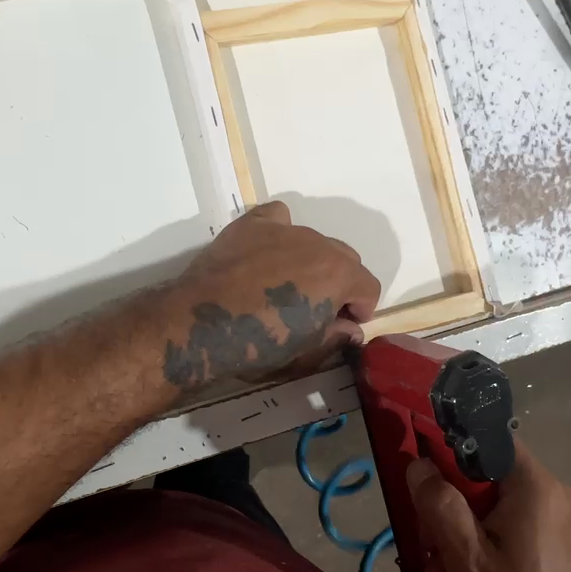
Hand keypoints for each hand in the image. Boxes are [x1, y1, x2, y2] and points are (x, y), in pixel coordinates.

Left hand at [160, 201, 380, 393]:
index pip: (368, 287)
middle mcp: (317, 243)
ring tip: (284, 286)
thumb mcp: (307, 353)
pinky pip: (277, 218)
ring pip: (312, 241)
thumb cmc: (260, 345)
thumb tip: (350, 330)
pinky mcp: (251, 225)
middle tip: (314, 309)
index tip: (342, 325)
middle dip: (338, 284)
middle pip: (344, 259)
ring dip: (309, 261)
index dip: (360, 309)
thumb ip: (336, 337)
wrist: (202, 324)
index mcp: (339, 274)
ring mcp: (284, 230)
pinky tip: (267, 252)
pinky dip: (279, 231)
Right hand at [407, 441, 570, 571]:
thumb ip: (440, 506)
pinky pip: (520, 534)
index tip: (422, 485)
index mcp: (534, 484)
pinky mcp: (570, 552)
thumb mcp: (469, 562)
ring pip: (501, 512)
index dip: (446, 454)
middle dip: (451, 509)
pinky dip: (494, 551)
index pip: (484, 439)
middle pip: (488, 480)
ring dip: (468, 537)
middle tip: (430, 551)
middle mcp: (556, 493)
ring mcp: (567, 524)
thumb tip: (420, 464)